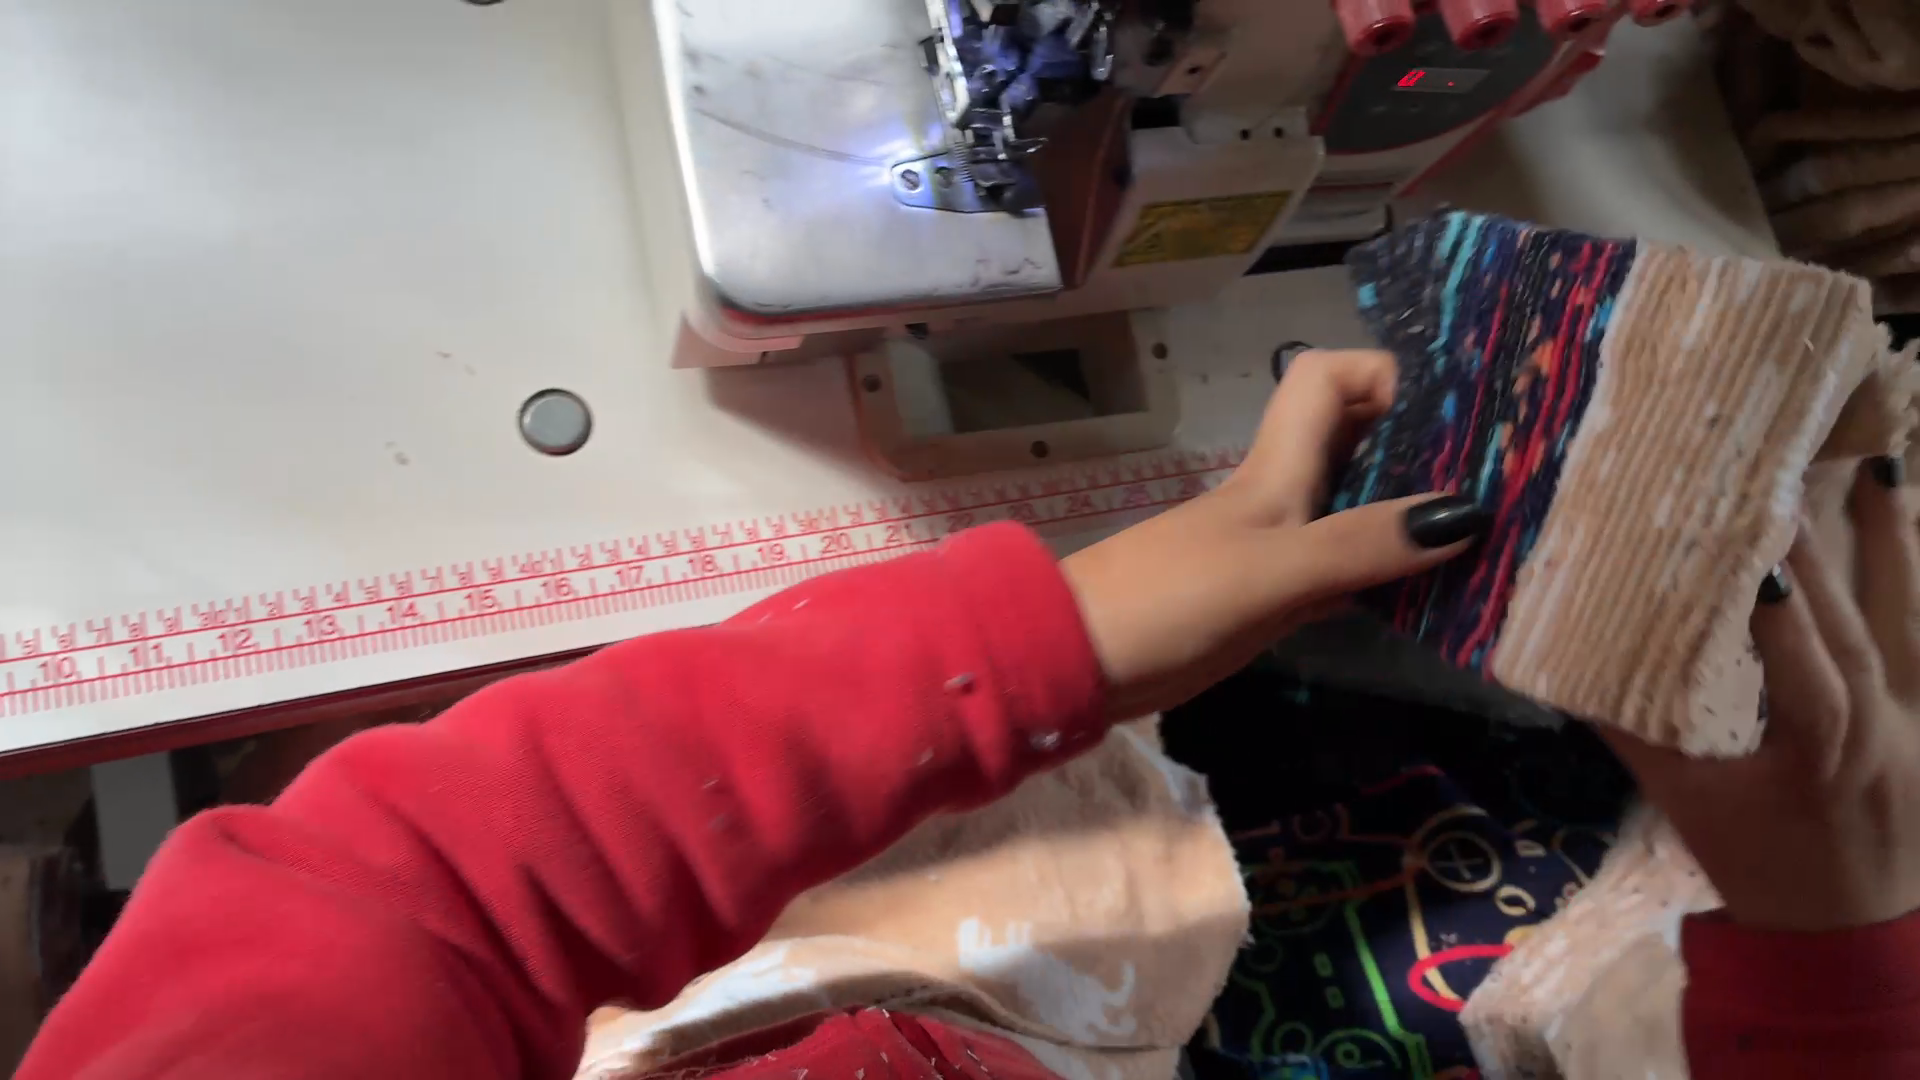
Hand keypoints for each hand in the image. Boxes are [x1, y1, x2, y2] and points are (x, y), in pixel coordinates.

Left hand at [1059, 348, 1488, 719]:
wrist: (1078, 657)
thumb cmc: (1168, 603)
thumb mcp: (1269, 573)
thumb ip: (1358, 545)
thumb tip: (1467, 511)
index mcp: (1271, 470)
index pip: (1324, 379)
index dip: (1384, 374)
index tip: (1452, 413)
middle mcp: (1275, 497)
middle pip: (1352, 441)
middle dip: (1423, 446)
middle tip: (1506, 480)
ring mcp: (1269, 548)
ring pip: (1352, 508)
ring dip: (1410, 515)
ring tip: (1494, 540)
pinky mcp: (1262, 597)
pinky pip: (1337, 570)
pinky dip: (1380, 573)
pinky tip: (1428, 598)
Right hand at [1604, 457, 1919, 931]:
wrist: (1848, 921)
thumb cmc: (1747, 851)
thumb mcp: (1673, 791)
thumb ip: (1627, 721)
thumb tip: (1564, 659)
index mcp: (1816, 740)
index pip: (1793, 646)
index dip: (1764, 586)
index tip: (1727, 525)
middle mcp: (1881, 717)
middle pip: (1845, 614)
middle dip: (1808, 542)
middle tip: (1768, 470)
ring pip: (1905, 612)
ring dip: (1887, 540)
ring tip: (1869, 468)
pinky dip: (1910, 575)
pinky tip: (1899, 522)